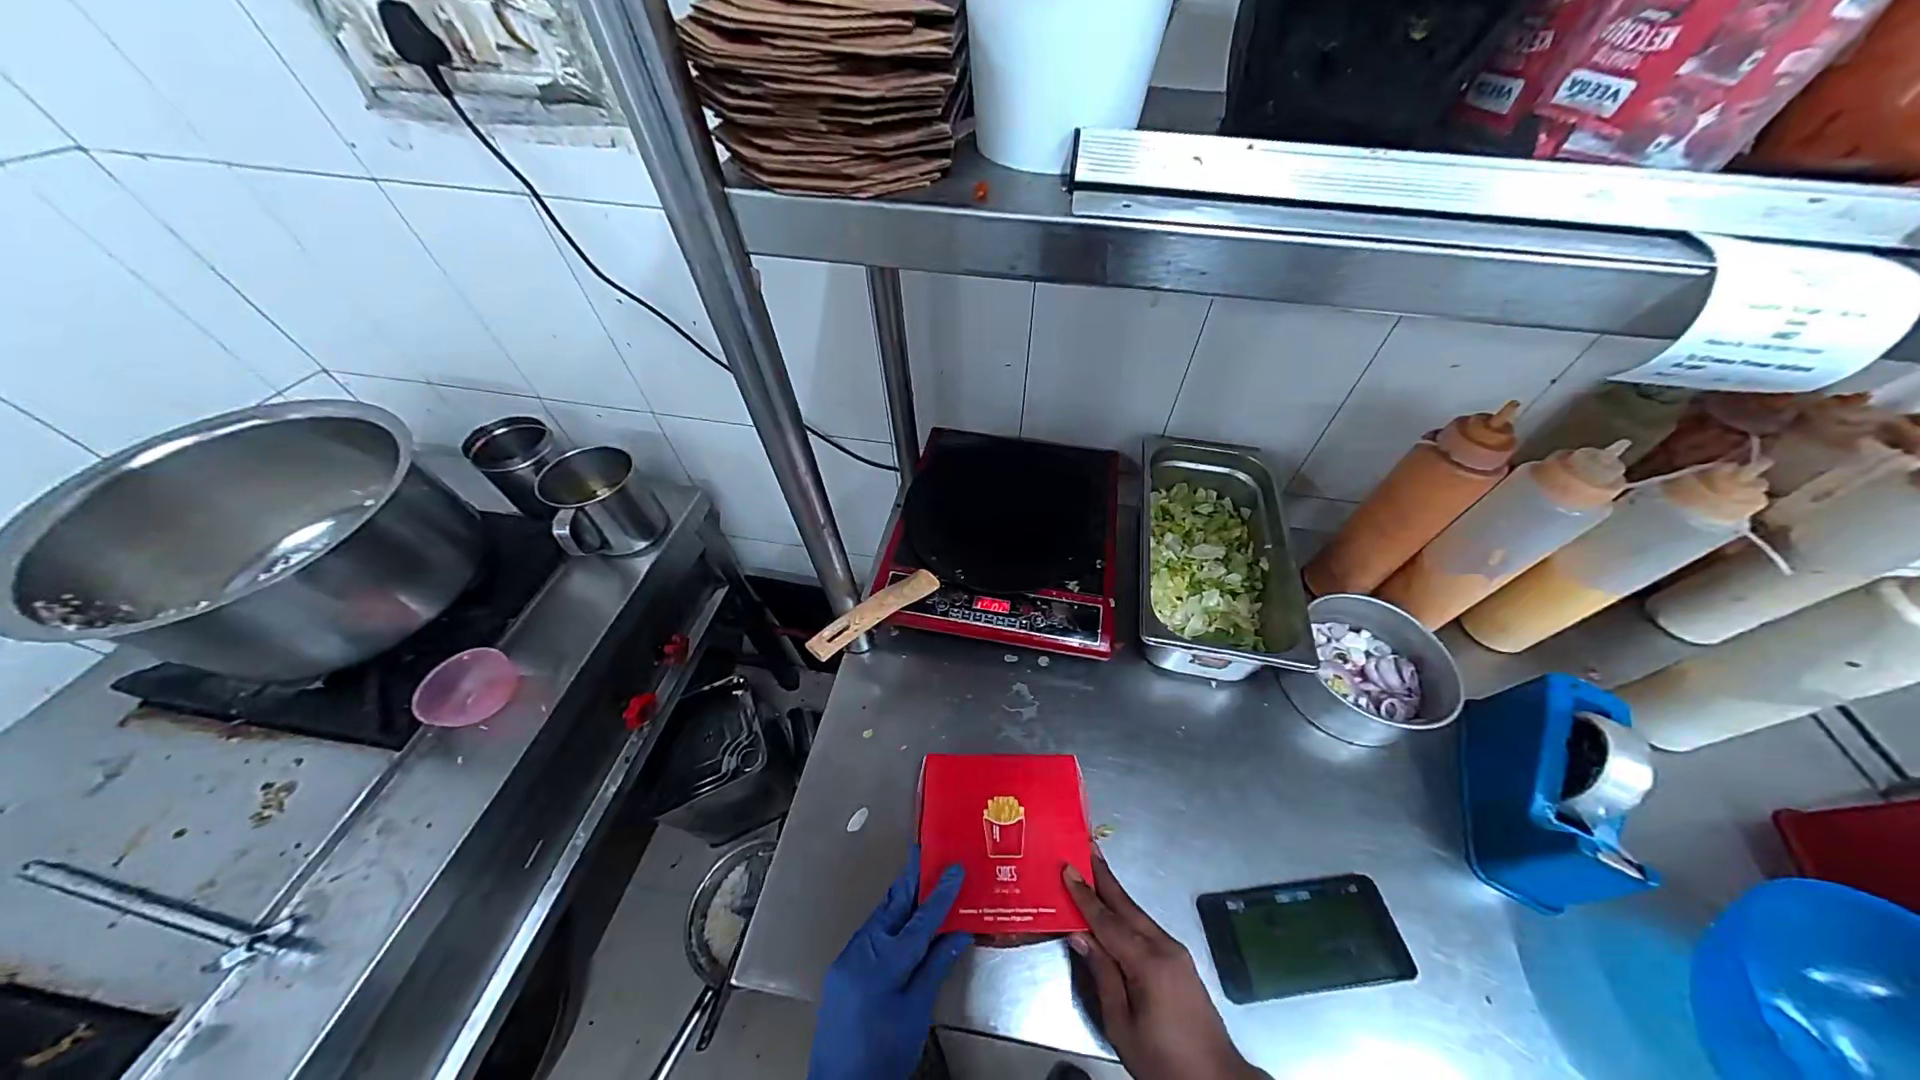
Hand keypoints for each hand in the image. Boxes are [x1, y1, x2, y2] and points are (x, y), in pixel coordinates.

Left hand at [808, 847, 972, 1079]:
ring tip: (917, 880)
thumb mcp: (918, 1010)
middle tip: (924, 853)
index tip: (954, 868)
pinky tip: (899, 920)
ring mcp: (848, 957)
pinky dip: (887, 921)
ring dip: (899, 900)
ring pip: (879, 918)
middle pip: (893, 907)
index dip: (940, 893)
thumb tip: (959, 933)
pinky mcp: (841, 968)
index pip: (920, 918)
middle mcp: (863, 950)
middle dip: (911, 880)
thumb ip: (936, 966)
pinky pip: (869, 933)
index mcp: (885, 961)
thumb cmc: (885, 1053)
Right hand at [1063, 849, 1265, 1079]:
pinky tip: (1115, 911)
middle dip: (1104, 877)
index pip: (1107, 921)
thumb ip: (1102, 974)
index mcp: (1147, 962)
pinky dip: (1127, 913)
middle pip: (1126, 906)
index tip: (1068, 868)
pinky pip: (1146, 928)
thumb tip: (1081, 936)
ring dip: (1115, 893)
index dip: (1085, 895)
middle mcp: (1164, 947)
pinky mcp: (1180, 962)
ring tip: (1095, 870)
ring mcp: (1176, 953)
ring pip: (1138, 915)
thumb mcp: (1121, 1023)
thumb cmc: (1163, 1059)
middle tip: (1086, 847)